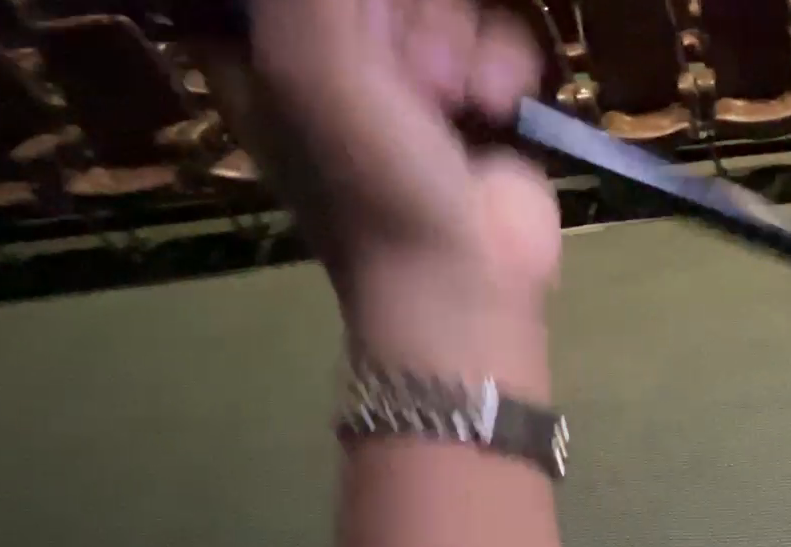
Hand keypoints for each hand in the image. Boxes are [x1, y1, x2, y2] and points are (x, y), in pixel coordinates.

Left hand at [197, 0, 558, 390]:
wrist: (467, 276)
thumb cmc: (375, 183)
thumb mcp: (312, 61)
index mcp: (282, 47)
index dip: (345, 6)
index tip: (357, 28)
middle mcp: (355, 59)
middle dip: (411, 18)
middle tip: (416, 79)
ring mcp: (430, 82)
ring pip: (452, 5)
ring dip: (463, 45)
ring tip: (462, 102)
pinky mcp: (494, 108)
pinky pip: (505, 42)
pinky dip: (509, 69)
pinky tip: (499, 106)